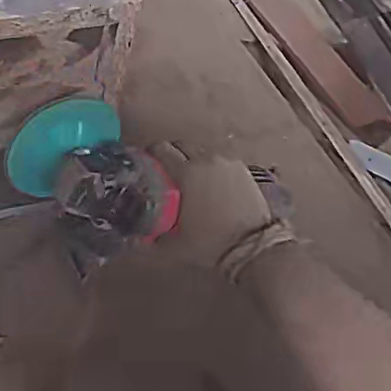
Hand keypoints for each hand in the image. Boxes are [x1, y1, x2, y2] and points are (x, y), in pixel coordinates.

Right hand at [150, 144, 297, 283]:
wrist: (253, 247)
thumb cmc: (210, 242)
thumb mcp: (172, 242)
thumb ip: (152, 233)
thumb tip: (138, 232)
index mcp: (185, 172)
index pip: (160, 148)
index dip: (150, 153)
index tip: (146, 162)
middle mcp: (205, 161)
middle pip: (180, 144)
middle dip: (170, 153)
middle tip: (165, 170)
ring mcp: (226, 163)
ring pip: (201, 151)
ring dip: (191, 158)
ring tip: (189, 177)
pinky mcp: (242, 169)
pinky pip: (219, 160)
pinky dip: (211, 166)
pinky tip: (209, 183)